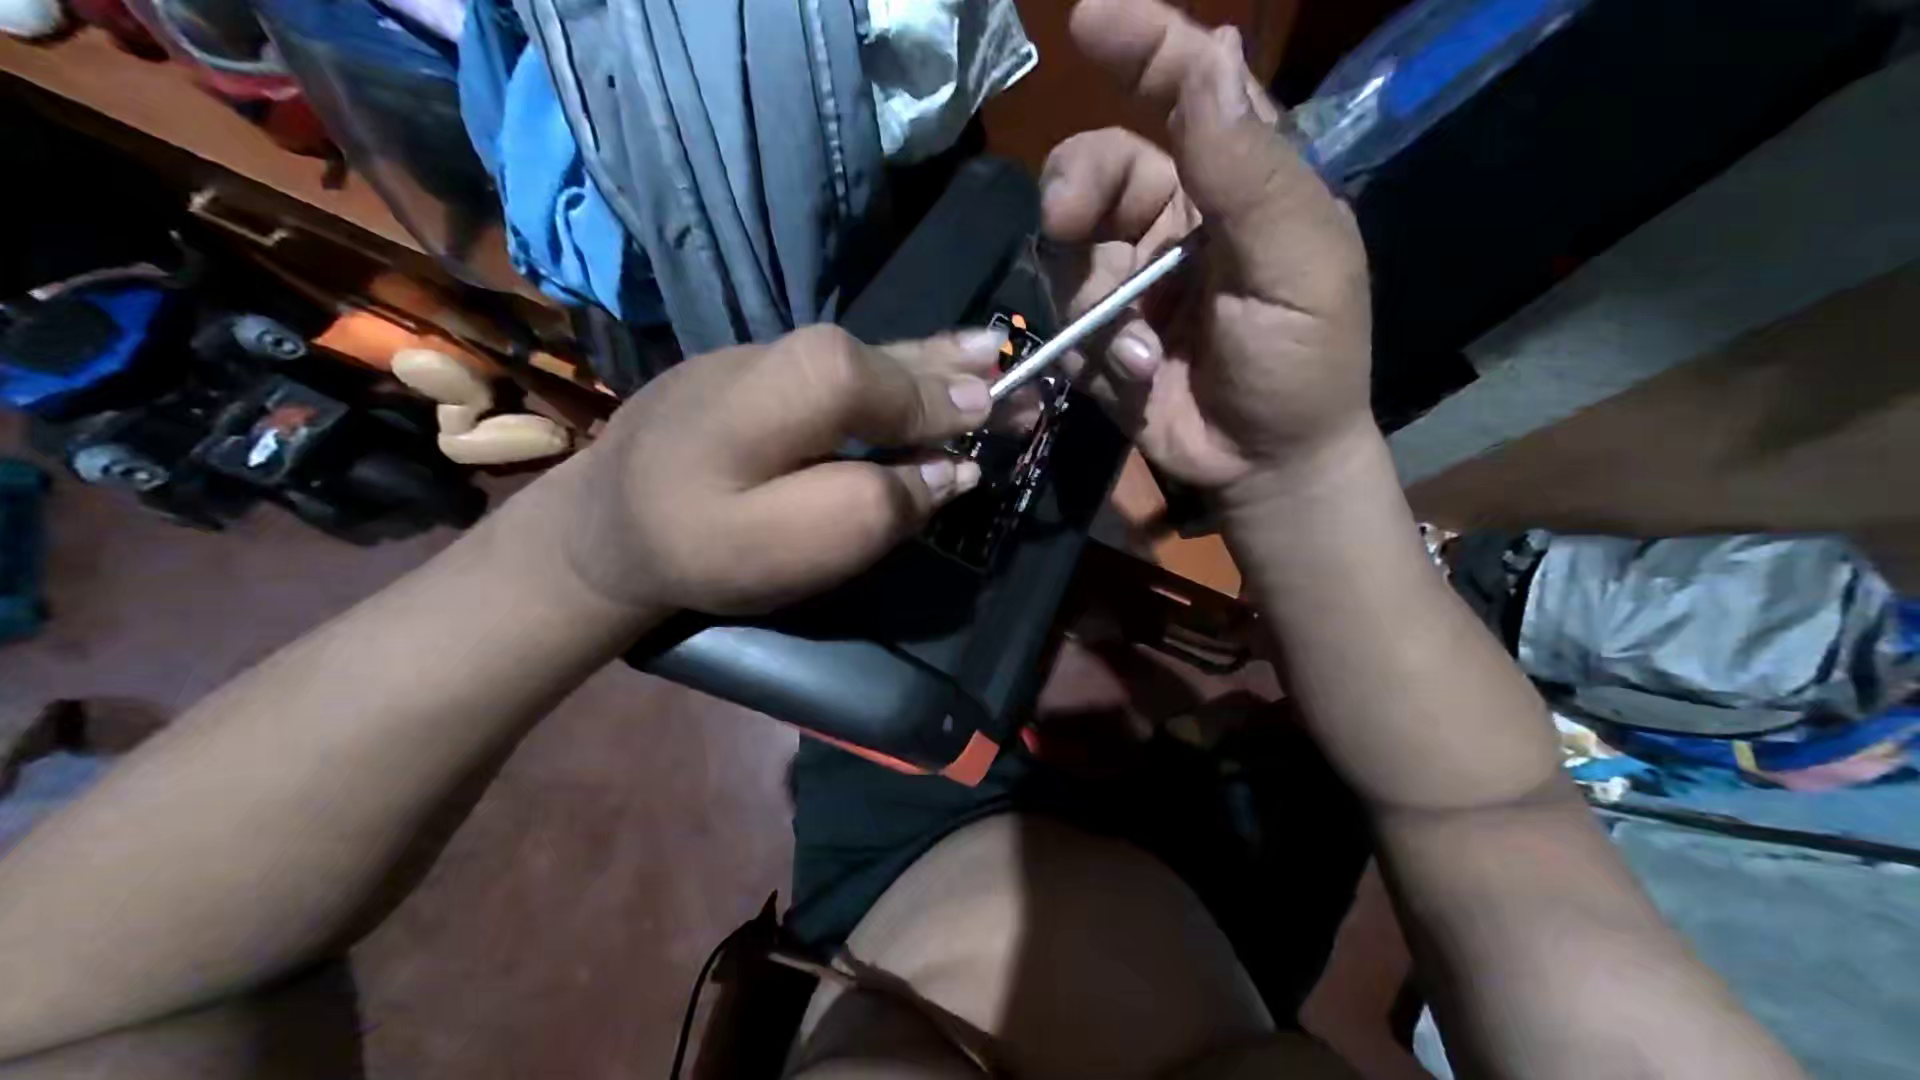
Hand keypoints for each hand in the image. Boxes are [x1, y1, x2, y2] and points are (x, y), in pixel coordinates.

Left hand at [554, 324, 1003, 614]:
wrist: (599, 527)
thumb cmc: (698, 544)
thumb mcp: (793, 545)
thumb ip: (880, 505)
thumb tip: (952, 472)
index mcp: (800, 386)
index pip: (899, 387)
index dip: (953, 408)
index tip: (1005, 417)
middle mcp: (789, 352)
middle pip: (890, 358)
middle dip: (957, 373)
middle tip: (1016, 378)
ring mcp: (769, 358)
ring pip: (869, 355)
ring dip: (932, 359)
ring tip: (985, 353)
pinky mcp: (757, 376)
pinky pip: (842, 367)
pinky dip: (891, 368)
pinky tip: (917, 366)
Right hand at [1041, 0, 1373, 491]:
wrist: (1266, 460)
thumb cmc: (1306, 361)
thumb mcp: (1298, 265)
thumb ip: (1249, 170)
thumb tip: (1209, 52)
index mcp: (1235, 183)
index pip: (1186, 91)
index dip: (1142, 46)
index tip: (1088, 21)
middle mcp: (1173, 221)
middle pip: (1099, 168)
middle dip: (1075, 187)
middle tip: (1064, 218)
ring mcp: (1129, 281)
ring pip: (1067, 248)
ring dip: (1093, 296)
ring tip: (1138, 346)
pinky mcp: (1098, 337)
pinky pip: (1064, 319)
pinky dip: (1093, 347)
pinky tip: (1134, 373)